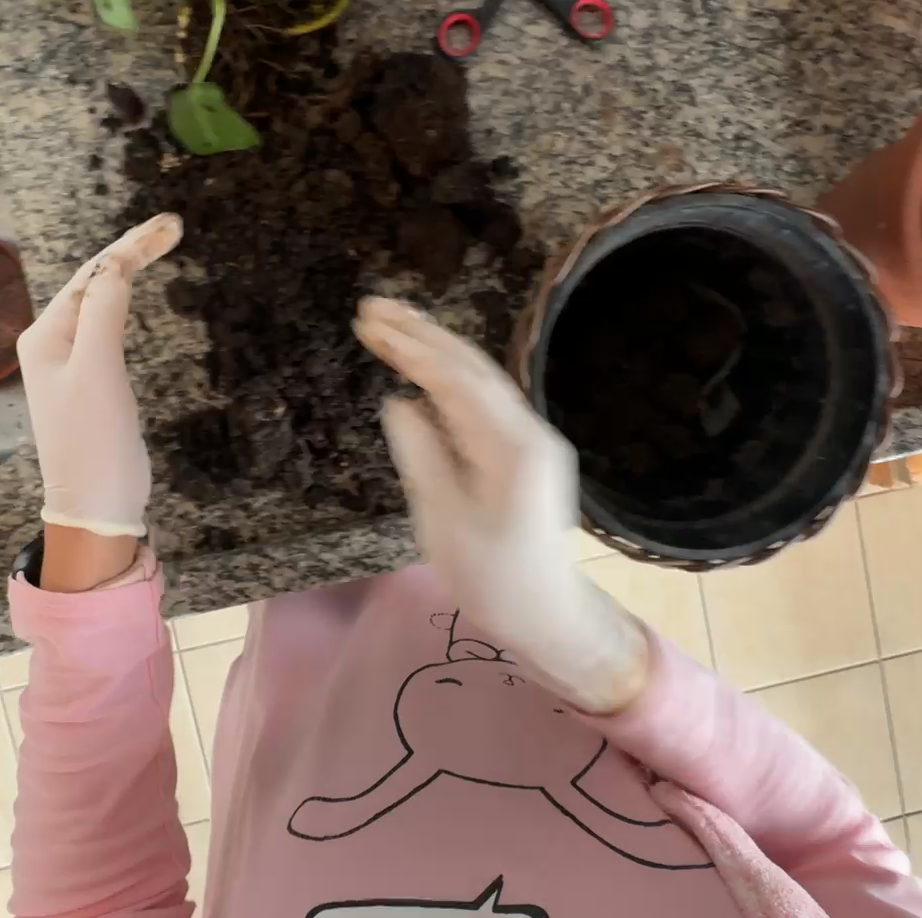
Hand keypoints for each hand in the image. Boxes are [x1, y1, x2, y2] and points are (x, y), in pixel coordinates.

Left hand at [16, 214, 182, 573]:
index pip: (90, 276)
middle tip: (173, 228)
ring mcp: (72, 364)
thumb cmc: (94, 441)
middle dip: (130, 253)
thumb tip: (116, 264)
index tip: (171, 226)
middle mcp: (53, 344)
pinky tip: (134, 296)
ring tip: (158, 248)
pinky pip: (108, 329)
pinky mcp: (93, 384)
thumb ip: (104, 313)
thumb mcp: (99, 372)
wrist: (97, 505)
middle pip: (93, 284)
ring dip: (128, 273)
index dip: (129, 247)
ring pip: (101, 305)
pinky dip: (126, 305)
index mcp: (46, 337)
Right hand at [352, 296, 650, 713]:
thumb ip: (422, 457)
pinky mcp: (522, 450)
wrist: (551, 614)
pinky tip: (422, 368)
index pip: (456, 380)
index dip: (412, 347)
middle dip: (422, 332)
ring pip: (477, 379)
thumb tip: (398, 402)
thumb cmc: (495, 581)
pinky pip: (480, 401)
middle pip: (470, 367)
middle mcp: (527, 430)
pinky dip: (447, 378)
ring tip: (392, 322)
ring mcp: (529, 438)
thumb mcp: (446, 525)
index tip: (370, 323)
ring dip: (435, 348)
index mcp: (512, 448)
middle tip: (374, 306)